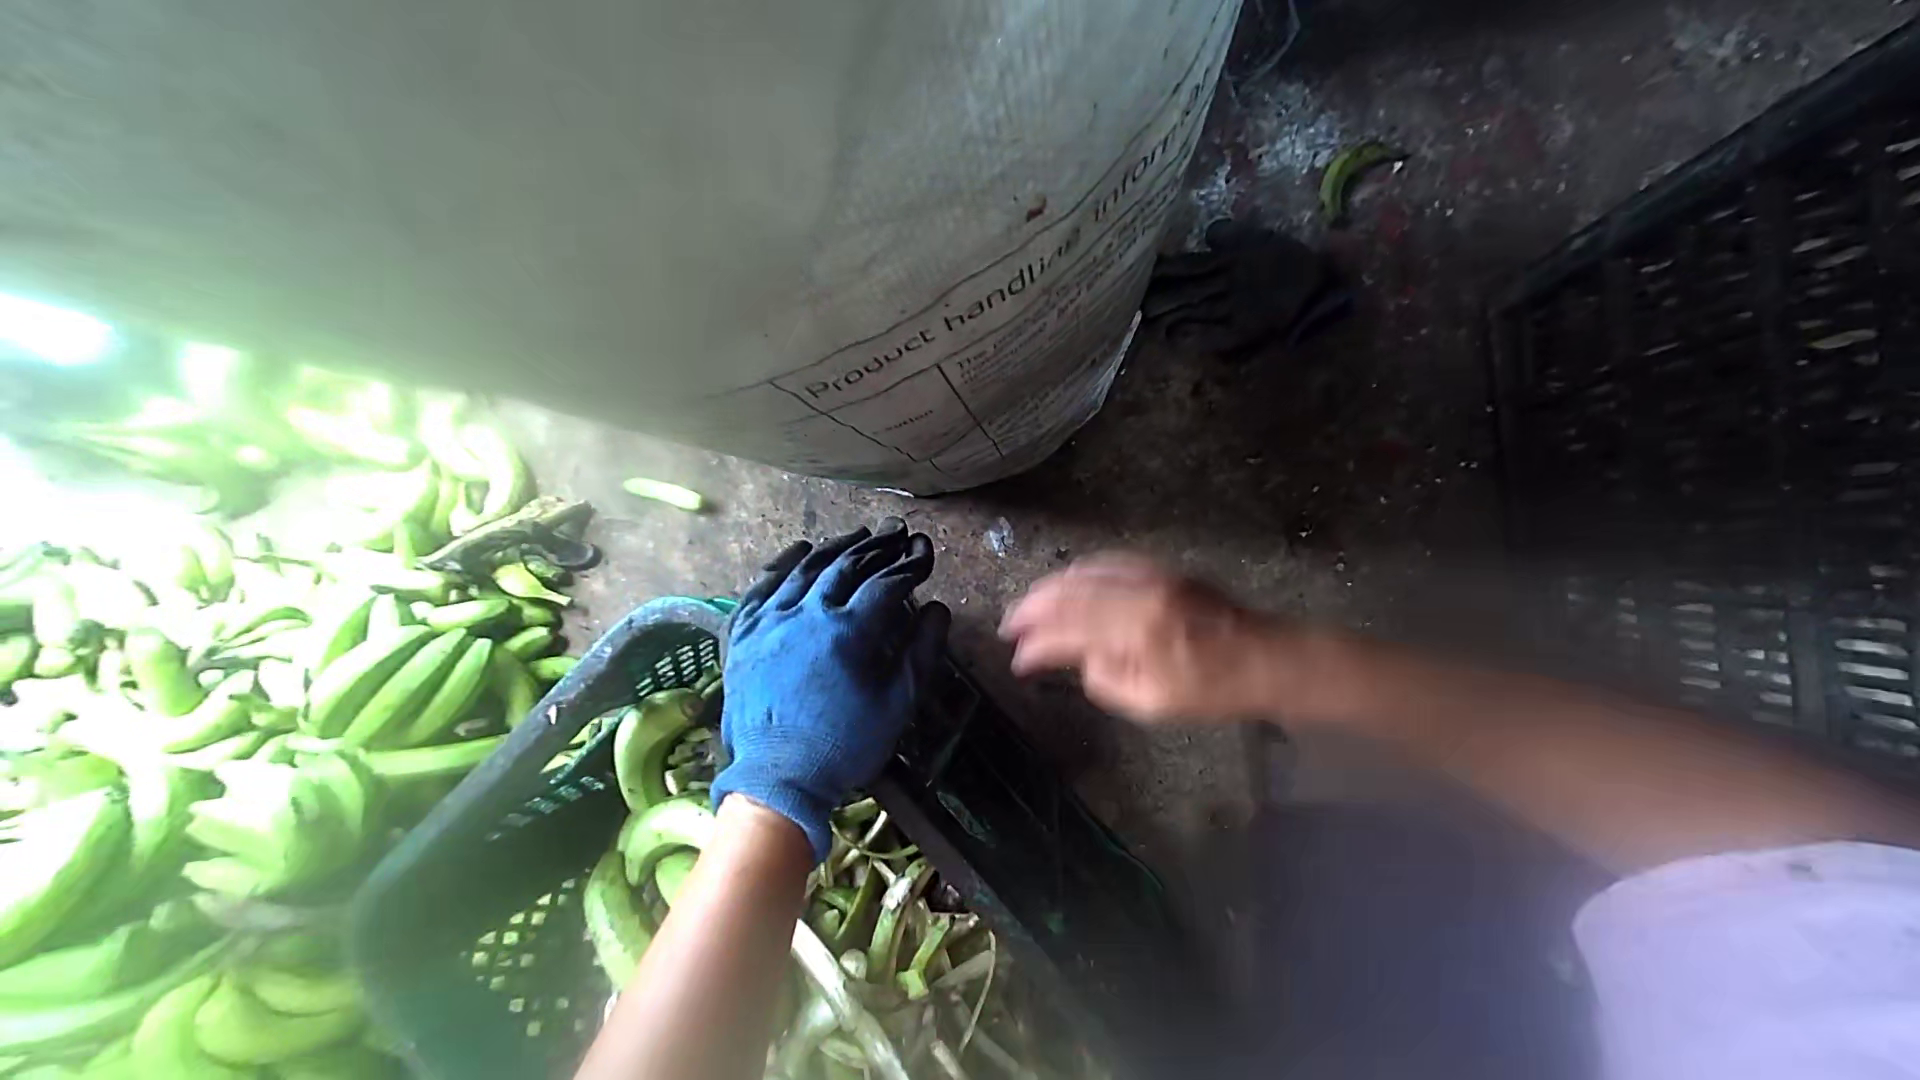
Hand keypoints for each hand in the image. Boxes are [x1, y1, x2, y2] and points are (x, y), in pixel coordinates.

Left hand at [713, 518, 949, 861]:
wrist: (777, 778)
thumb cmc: (846, 744)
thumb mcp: (897, 703)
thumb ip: (922, 652)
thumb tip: (938, 609)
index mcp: (848, 631)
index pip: (887, 583)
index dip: (910, 564)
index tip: (925, 550)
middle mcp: (807, 614)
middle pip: (847, 566)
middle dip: (876, 545)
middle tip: (895, 531)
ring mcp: (770, 621)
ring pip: (805, 569)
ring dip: (835, 547)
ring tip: (857, 534)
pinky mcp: (743, 634)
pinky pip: (761, 587)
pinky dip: (781, 564)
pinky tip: (798, 550)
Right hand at [998, 554, 1283, 722]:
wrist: (1265, 656)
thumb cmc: (1212, 690)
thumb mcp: (1152, 703)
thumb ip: (1105, 678)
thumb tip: (1078, 658)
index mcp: (1136, 630)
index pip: (1068, 631)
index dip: (1036, 644)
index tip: (1018, 658)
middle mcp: (1137, 592)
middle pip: (1068, 592)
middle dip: (1032, 608)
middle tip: (1009, 625)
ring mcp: (1148, 573)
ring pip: (1082, 571)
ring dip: (1049, 588)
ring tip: (1029, 606)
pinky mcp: (1158, 567)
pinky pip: (1105, 562)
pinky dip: (1077, 574)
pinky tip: (1065, 585)